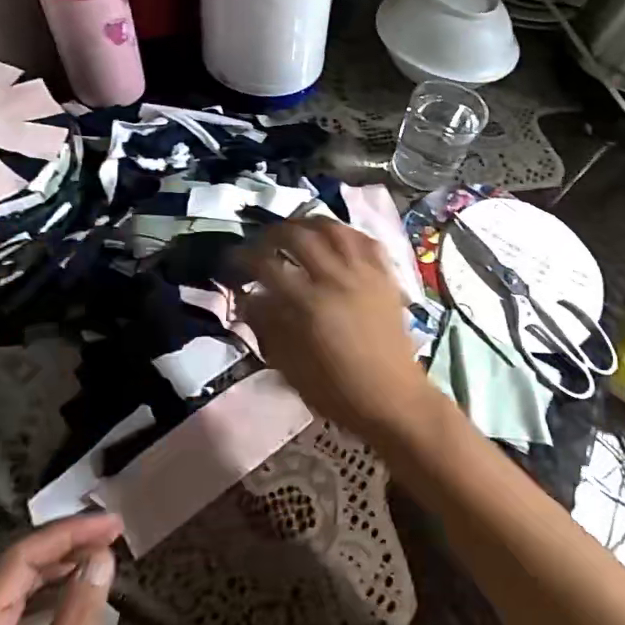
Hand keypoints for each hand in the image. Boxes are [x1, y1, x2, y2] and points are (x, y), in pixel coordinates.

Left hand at [0, 513, 121, 624]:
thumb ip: (75, 622)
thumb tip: (102, 558)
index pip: (18, 557)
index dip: (67, 533)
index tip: (111, 524)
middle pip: (8, 563)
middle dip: (61, 542)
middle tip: (109, 532)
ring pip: (5, 582)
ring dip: (51, 564)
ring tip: (97, 553)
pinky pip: (1, 607)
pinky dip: (36, 592)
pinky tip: (68, 588)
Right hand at [237, 218, 446, 446]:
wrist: (393, 401)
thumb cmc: (337, 391)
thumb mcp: (289, 365)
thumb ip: (267, 326)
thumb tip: (248, 299)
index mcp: (308, 304)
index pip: (266, 266)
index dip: (243, 258)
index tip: (231, 260)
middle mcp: (336, 279)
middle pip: (298, 236)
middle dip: (272, 233)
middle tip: (259, 242)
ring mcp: (364, 274)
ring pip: (333, 229)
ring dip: (308, 223)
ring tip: (294, 229)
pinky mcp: (385, 278)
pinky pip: (365, 240)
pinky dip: (345, 232)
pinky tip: (333, 237)